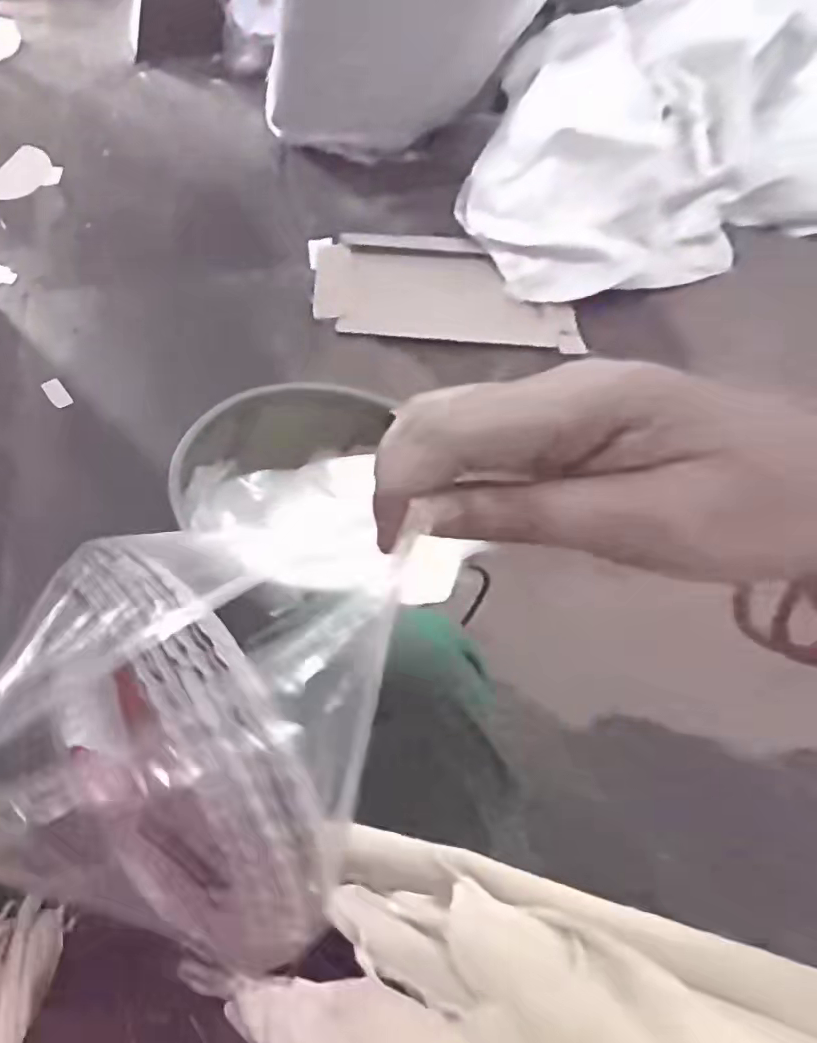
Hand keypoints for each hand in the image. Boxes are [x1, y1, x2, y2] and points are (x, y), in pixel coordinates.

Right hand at [373, 359, 816, 582]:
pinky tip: (440, 501)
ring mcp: (548, 394)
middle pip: (426, 415)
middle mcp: (551, 384)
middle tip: (397, 537)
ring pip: (432, 418)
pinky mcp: (546, 414)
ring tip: (411, 523)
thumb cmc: (765, 512)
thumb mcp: (641, 525)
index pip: (445, 429)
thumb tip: (416, 519)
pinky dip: (430, 467)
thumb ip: (519, 514)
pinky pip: (460, 430)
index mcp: (581, 399)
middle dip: (393, 477)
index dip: (398, 485)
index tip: (391, 544)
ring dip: (406, 471)